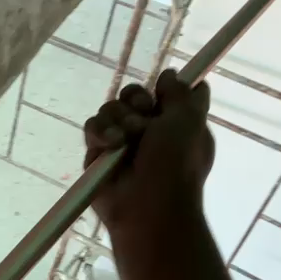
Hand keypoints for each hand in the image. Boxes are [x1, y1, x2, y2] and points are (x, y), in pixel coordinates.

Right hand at [82, 68, 213, 252]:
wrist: (148, 205)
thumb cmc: (176, 164)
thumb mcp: (189, 121)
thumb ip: (180, 93)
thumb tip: (170, 74)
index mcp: (174, 123)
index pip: (161, 92)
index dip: (160, 89)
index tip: (162, 94)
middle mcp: (147, 130)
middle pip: (131, 95)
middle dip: (135, 102)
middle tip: (142, 117)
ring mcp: (120, 142)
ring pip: (110, 109)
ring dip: (117, 120)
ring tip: (125, 139)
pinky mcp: (97, 155)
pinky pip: (91, 128)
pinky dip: (99, 133)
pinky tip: (110, 145)